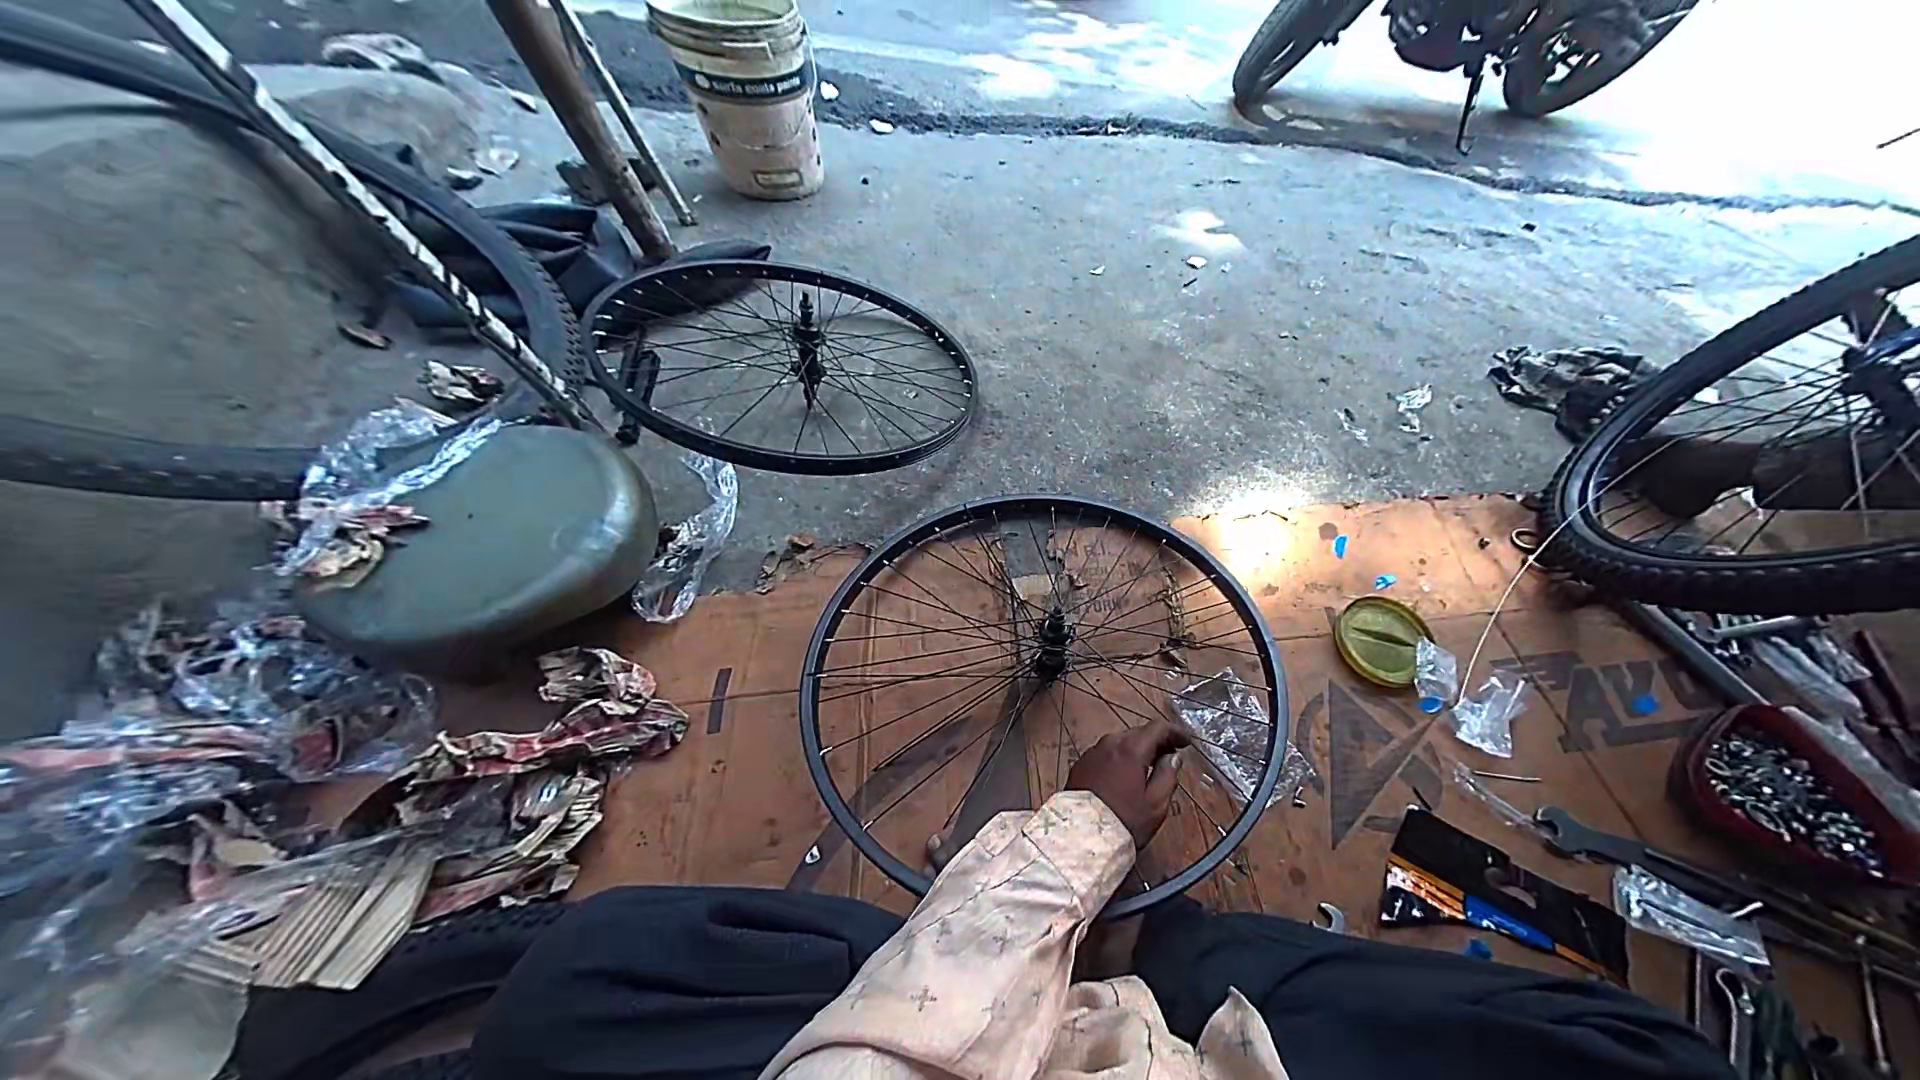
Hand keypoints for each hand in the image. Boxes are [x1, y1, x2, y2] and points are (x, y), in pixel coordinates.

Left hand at [1065, 721, 1189, 846]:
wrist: (1083, 835)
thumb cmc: (1125, 820)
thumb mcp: (1156, 802)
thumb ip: (1168, 774)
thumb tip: (1173, 756)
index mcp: (1130, 749)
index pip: (1157, 728)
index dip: (1175, 732)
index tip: (1186, 742)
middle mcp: (1109, 743)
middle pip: (1138, 733)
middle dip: (1157, 740)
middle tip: (1172, 753)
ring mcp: (1092, 751)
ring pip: (1121, 741)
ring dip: (1138, 748)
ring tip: (1151, 763)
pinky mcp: (1081, 763)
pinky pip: (1106, 752)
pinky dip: (1120, 756)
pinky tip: (1126, 772)